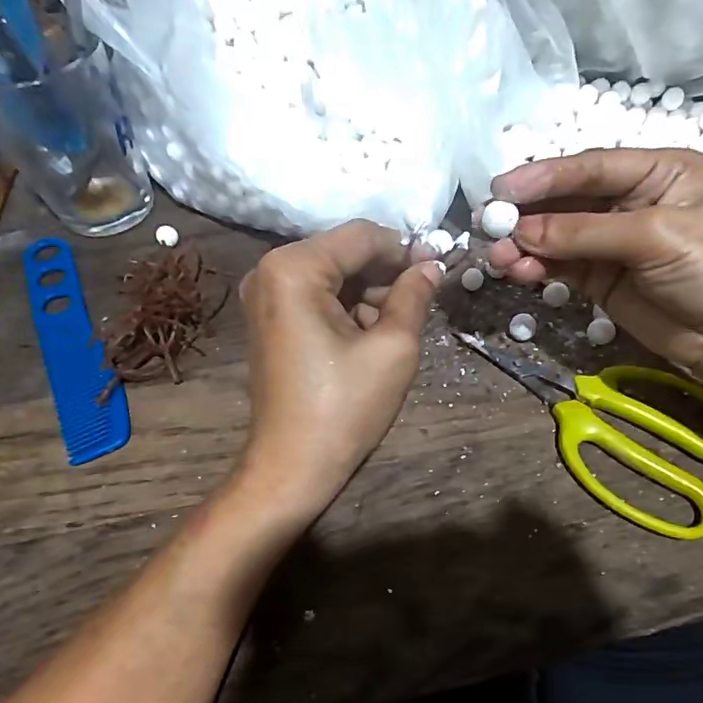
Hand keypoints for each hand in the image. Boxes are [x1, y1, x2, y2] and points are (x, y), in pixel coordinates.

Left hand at [237, 220, 442, 515]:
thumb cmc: (343, 408)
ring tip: (395, 331)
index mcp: (293, 269)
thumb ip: (414, 296)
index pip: (362, 236)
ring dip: (367, 296)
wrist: (292, 467)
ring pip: (332, 276)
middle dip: (385, 275)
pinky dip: (346, 310)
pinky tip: (368, 340)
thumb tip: (432, 267)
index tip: (439, 271)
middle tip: (421, 303)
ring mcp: (263, 298)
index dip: (405, 249)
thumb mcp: (392, 348)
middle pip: (343, 253)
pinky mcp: (268, 322)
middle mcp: (269, 271)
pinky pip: (315, 298)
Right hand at [485, 149, 702, 371]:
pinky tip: (519, 273)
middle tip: (489, 227)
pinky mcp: (602, 278)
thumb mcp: (656, 238)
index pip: (591, 167)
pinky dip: (537, 268)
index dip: (544, 177)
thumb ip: (584, 233)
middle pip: (567, 200)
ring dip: (527, 245)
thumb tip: (520, 233)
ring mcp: (613, 242)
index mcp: (658, 171)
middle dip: (528, 214)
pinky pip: (560, 266)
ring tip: (500, 259)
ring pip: (557, 235)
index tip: (501, 190)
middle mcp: (632, 200)